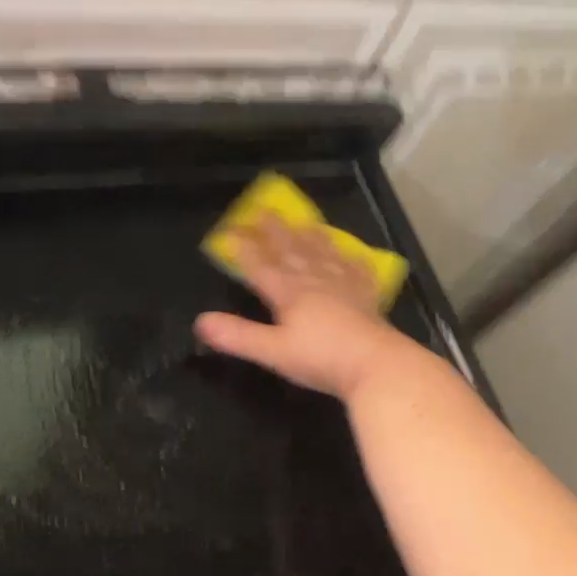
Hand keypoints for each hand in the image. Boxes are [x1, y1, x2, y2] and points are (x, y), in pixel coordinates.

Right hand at [195, 215, 405, 398]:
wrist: (376, 365)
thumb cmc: (321, 359)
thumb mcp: (272, 351)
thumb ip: (237, 335)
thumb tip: (200, 321)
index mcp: (290, 293)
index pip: (261, 266)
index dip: (244, 249)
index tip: (230, 230)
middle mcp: (316, 282)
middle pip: (292, 251)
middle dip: (275, 232)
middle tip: (266, 210)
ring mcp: (344, 288)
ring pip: (324, 255)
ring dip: (312, 238)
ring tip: (305, 223)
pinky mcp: (368, 300)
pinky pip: (358, 273)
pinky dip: (352, 261)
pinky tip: (353, 255)